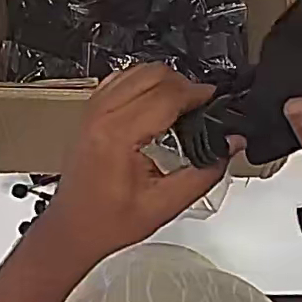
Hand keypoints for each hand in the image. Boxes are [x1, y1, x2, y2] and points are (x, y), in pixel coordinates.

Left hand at [38, 64, 236, 260]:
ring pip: (135, 70)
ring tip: (182, 103)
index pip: (165, 95)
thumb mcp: (165, 204)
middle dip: (183, 84)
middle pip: (152, 74)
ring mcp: (91, 112)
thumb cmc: (107, 222)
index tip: (213, 99)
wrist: (72, 230)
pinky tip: (156, 101)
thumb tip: (230, 146)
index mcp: (116, 137)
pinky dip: (142, 82)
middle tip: (201, 104)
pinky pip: (119, 79)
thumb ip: (204, 173)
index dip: (196, 93)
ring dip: (164, 80)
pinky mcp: (89, 113)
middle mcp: (100, 117)